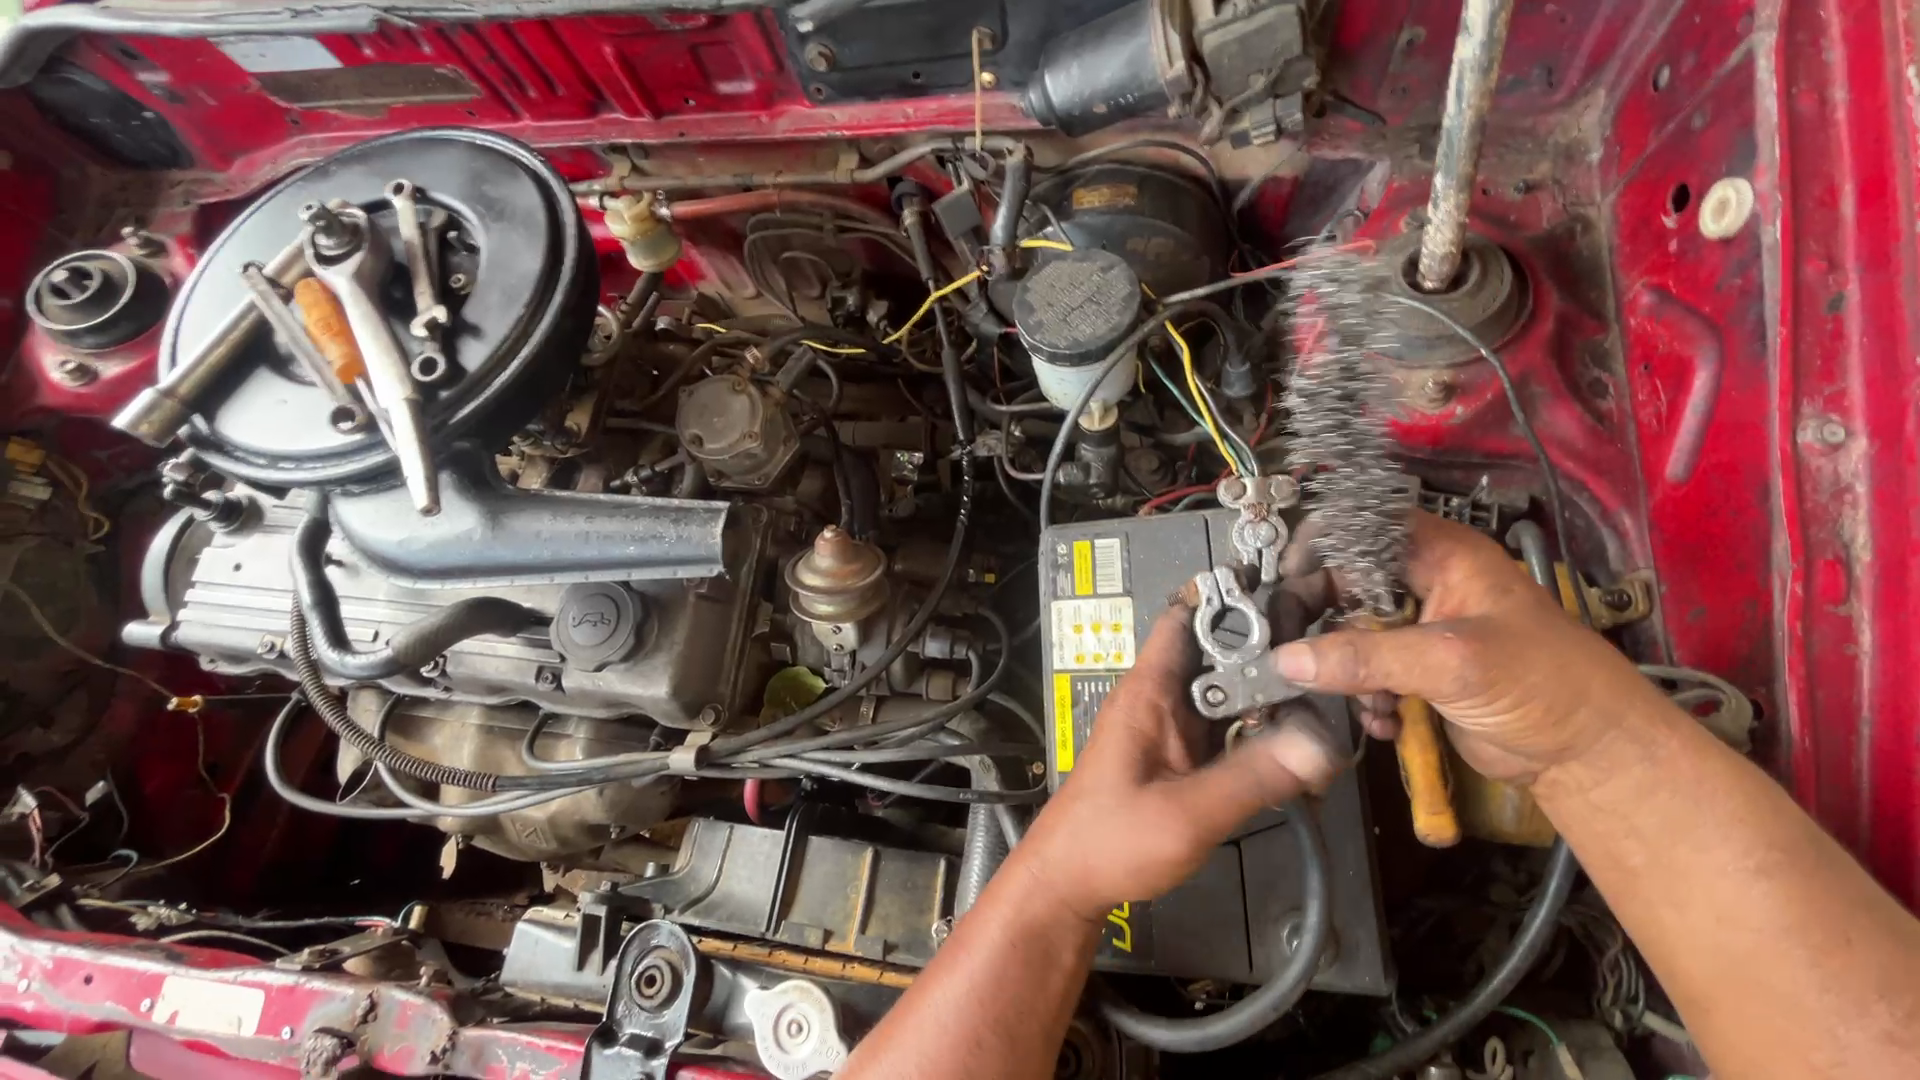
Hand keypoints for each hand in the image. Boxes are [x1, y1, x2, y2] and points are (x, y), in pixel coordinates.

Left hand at [1008, 606, 1343, 924]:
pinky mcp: (1182, 758)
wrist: (1070, 882)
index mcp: (1149, 691)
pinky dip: (1263, 735)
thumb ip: (1251, 778)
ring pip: (1230, 694)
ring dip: (1275, 697)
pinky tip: (1303, 751)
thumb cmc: (1111, 841)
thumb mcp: (1185, 814)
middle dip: (1272, 649)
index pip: (1185, 619)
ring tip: (1335, 696)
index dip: (1231, 596)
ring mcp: (1173, 729)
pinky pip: (1229, 732)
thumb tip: (1323, 743)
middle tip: (1335, 647)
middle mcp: (1161, 699)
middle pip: (1220, 655)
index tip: (1291, 586)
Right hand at [1272, 513, 1669, 783]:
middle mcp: (1422, 584)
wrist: (1588, 756)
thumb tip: (1286, 661)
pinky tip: (1383, 721)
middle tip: (1296, 652)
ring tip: (1368, 704)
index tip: (1283, 582)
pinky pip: (1362, 673)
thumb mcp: (1451, 661)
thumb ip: (1365, 658)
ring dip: (1344, 672)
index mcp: (1439, 555)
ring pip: (1346, 635)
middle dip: (1322, 623)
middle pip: (1342, 585)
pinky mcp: (1413, 671)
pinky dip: (1362, 698)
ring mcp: (1416, 630)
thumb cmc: (1544, 684)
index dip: (1317, 547)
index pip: (1360, 529)